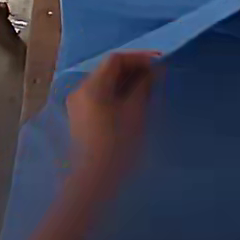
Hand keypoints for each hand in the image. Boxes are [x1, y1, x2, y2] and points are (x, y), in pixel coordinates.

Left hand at [67, 51, 158, 187]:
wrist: (95, 181)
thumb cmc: (118, 144)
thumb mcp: (135, 111)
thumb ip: (144, 86)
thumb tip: (153, 71)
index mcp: (91, 86)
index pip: (116, 59)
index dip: (140, 58)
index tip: (161, 63)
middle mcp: (80, 91)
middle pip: (108, 70)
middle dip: (134, 69)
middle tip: (158, 76)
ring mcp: (78, 106)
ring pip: (105, 84)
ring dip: (127, 82)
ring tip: (150, 89)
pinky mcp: (81, 119)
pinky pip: (101, 97)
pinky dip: (118, 94)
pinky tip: (134, 103)